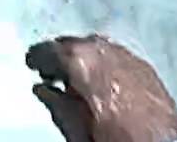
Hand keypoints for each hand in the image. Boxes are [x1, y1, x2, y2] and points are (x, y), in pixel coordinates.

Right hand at [26, 36, 176, 141]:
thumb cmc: (122, 141)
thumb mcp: (79, 131)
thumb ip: (57, 106)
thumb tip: (42, 91)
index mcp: (79, 59)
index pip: (47, 49)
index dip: (36, 57)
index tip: (31, 65)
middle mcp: (100, 47)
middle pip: (70, 44)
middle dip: (60, 57)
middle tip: (52, 73)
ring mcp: (124, 54)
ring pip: (93, 48)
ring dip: (83, 59)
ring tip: (79, 80)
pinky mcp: (144, 65)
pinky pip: (114, 57)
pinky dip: (104, 65)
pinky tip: (104, 84)